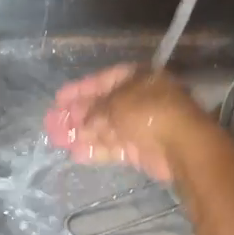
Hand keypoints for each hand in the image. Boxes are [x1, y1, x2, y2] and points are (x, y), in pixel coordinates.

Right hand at [43, 64, 212, 182]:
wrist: (181, 145)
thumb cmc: (149, 112)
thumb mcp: (116, 103)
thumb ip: (94, 110)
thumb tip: (79, 120)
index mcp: (137, 80)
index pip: (103, 81)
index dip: (80, 90)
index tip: (58, 99)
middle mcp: (138, 101)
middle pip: (101, 107)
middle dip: (75, 116)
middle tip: (52, 124)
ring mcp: (139, 126)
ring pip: (104, 129)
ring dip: (80, 134)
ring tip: (57, 141)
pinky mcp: (139, 149)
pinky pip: (112, 147)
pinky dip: (94, 150)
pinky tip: (75, 154)